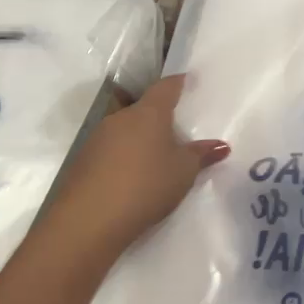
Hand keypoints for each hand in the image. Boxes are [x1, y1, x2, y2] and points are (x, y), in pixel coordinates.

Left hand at [43, 75, 228, 252]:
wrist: (87, 222)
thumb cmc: (146, 185)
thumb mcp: (184, 171)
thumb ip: (201, 155)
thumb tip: (220, 145)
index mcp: (148, 113)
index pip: (166, 87)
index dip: (179, 82)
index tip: (190, 81)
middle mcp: (120, 119)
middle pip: (143, 108)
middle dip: (160, 115)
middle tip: (179, 128)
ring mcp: (97, 139)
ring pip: (125, 130)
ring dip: (141, 137)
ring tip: (159, 155)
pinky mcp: (83, 162)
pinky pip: (111, 149)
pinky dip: (125, 155)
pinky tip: (135, 175)